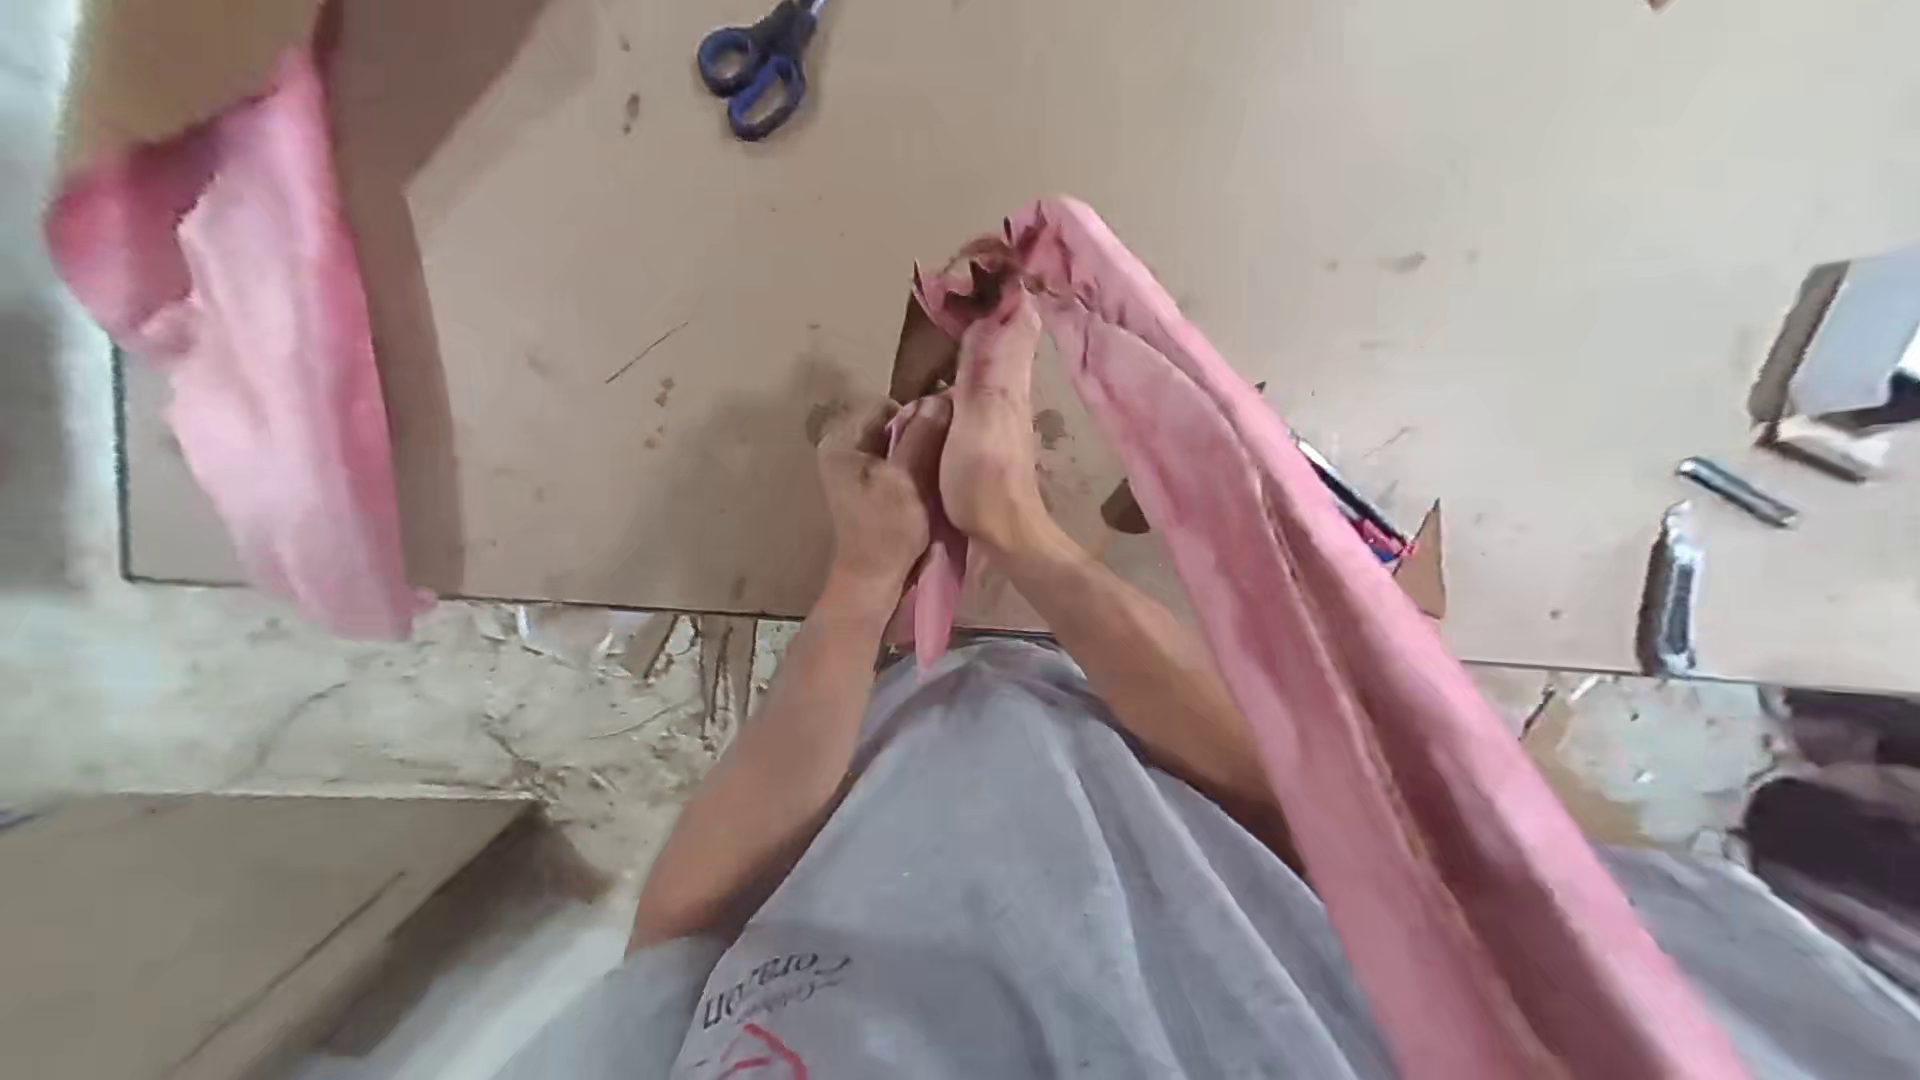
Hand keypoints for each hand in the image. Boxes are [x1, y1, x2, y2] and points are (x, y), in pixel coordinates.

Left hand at [816, 396, 950, 589]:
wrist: (874, 579)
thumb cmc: (887, 530)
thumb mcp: (907, 479)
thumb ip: (923, 436)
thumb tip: (941, 397)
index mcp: (841, 441)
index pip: (887, 406)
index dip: (917, 418)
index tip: (940, 441)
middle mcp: (843, 449)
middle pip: (891, 424)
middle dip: (919, 437)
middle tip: (944, 456)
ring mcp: (853, 470)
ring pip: (897, 445)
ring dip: (919, 455)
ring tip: (938, 472)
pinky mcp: (867, 487)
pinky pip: (895, 464)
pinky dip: (913, 470)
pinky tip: (928, 485)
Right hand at [941, 288, 1052, 553]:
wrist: (1004, 533)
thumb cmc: (984, 482)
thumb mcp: (978, 423)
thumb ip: (982, 371)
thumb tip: (995, 313)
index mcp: (1010, 383)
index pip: (1018, 320)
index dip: (1007, 287)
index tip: (985, 258)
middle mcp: (1014, 389)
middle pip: (1013, 331)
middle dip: (995, 298)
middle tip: (966, 273)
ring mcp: (1007, 409)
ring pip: (1001, 352)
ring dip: (986, 323)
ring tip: (961, 300)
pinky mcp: (995, 427)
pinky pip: (989, 375)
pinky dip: (977, 353)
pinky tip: (961, 354)